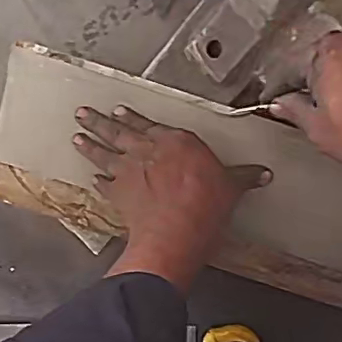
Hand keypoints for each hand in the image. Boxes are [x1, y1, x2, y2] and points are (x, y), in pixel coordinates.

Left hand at [73, 106, 270, 289]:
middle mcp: (147, 150)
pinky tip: (91, 180)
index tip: (122, 111)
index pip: (150, 125)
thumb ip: (243, 177)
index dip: (134, 118)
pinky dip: (98, 183)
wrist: (176, 230)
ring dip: (89, 144)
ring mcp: (128, 171)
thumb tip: (263, 174)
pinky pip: (104, 186)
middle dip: (100, 122)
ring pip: (103, 153)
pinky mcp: (118, 194)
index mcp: (176, 142)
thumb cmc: (205, 205)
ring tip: (77, 135)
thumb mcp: (231, 188)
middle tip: (84, 113)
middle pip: (118, 131)